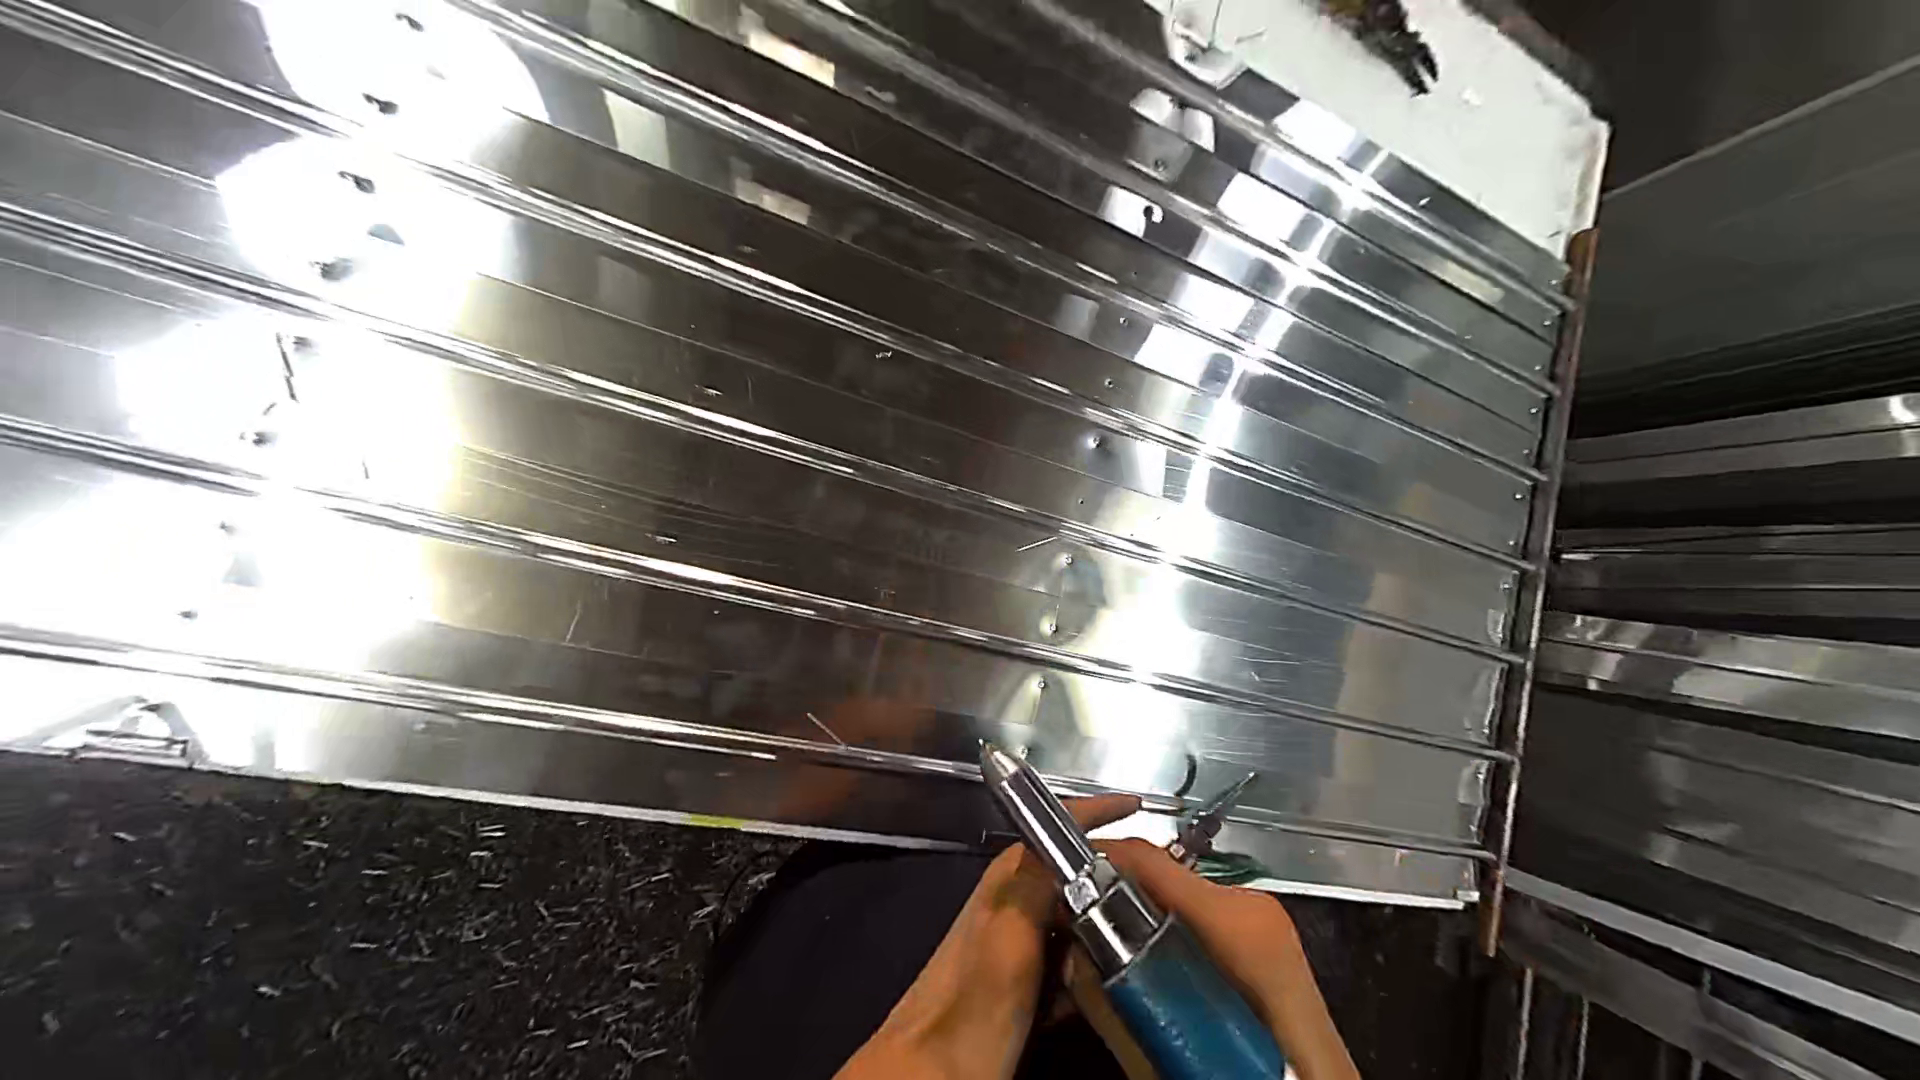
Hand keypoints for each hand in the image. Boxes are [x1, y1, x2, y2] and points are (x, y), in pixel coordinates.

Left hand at [832, 794, 1141, 1079]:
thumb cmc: (970, 1006)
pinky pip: (1071, 959)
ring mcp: (1018, 943)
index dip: (1095, 812)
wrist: (931, 1071)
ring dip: (1110, 921)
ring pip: (1076, 915)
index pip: (1055, 825)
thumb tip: (1071, 840)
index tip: (1134, 806)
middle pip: (1072, 869)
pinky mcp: (1025, 982)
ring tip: (1151, 929)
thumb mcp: (1009, 936)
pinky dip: (1096, 963)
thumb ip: (1037, 884)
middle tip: (1161, 884)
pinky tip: (1115, 982)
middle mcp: (1013, 902)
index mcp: (1008, 880)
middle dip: (1113, 871)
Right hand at [1094, 839, 1360, 1079]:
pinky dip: (1161, 932)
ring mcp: (1261, 921)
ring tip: (1100, 952)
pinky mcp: (1261, 941)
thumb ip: (1118, 1011)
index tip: (1058, 877)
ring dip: (1133, 917)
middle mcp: (1252, 907)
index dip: (1097, 859)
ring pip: (1174, 899)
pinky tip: (1144, 969)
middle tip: (1073, 927)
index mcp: (1240, 923)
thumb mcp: (1179, 1059)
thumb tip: (1069, 962)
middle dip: (1110, 897)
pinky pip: (1195, 919)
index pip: (1149, 860)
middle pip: (1159, 878)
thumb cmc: (1272, 1075)